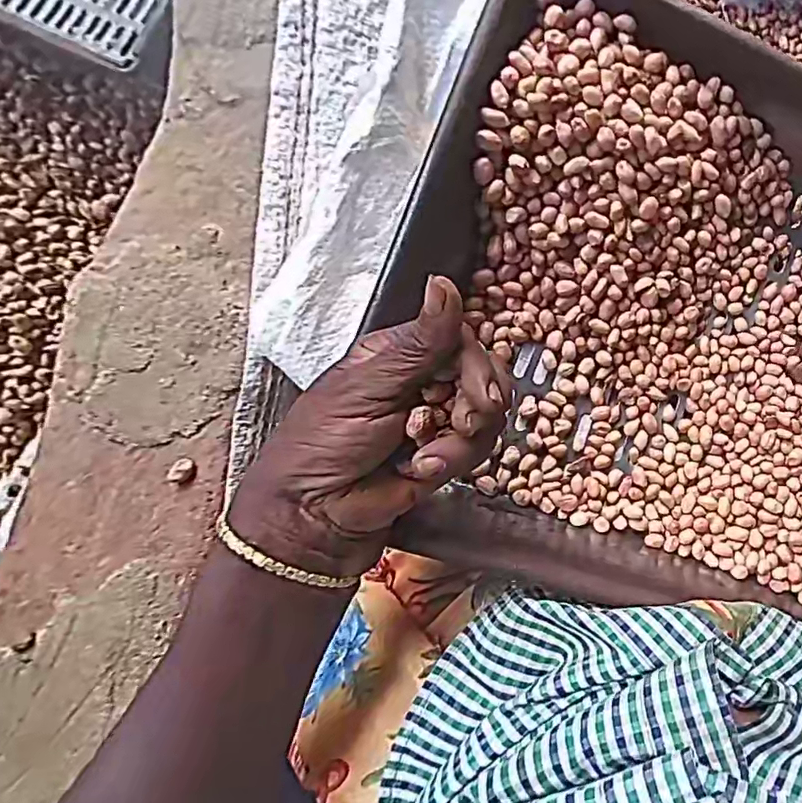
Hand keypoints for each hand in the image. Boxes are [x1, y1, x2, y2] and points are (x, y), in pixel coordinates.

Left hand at [228, 275, 508, 578]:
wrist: (313, 518)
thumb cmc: (319, 447)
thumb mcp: (367, 388)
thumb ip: (418, 342)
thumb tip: (442, 285)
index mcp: (401, 353)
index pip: (462, 342)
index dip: (478, 366)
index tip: (479, 392)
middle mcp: (425, 380)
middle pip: (485, 375)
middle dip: (477, 404)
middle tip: (460, 422)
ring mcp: (439, 416)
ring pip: (488, 413)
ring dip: (460, 439)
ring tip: (424, 456)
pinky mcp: (448, 451)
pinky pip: (480, 447)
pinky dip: (455, 460)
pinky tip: (422, 468)